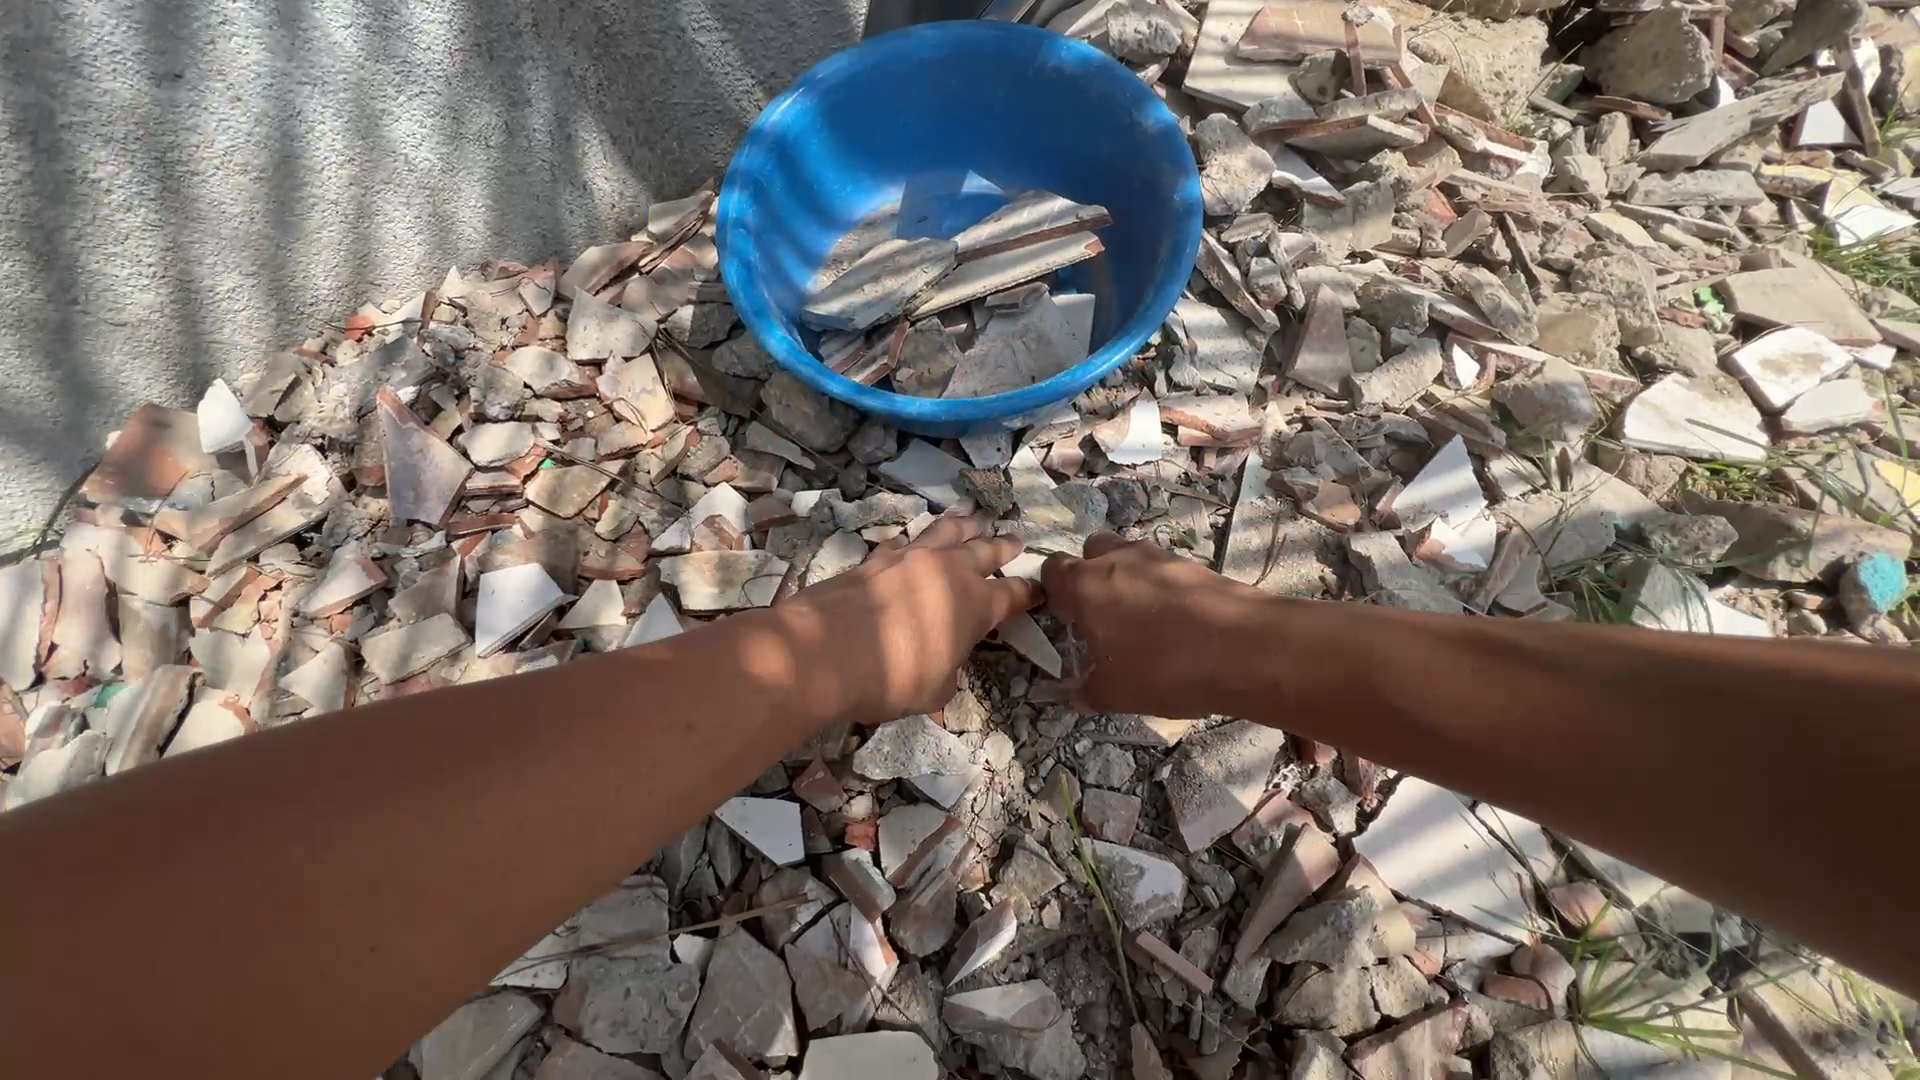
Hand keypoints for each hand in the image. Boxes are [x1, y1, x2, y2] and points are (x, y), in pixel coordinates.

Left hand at [779, 514, 1040, 724]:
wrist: (824, 652)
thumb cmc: (892, 677)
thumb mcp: (935, 690)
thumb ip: (949, 672)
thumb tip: (946, 664)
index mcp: (976, 604)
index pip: (1013, 595)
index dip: (1030, 593)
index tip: (1041, 588)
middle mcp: (949, 571)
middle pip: (985, 551)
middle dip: (1003, 546)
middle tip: (1017, 538)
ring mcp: (910, 559)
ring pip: (946, 533)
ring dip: (963, 526)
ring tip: (972, 517)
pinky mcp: (875, 559)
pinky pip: (904, 543)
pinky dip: (914, 541)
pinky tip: (910, 542)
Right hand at [1042, 532, 1254, 717]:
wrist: (1245, 649)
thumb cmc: (1163, 669)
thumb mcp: (1115, 694)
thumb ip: (1087, 692)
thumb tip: (1074, 696)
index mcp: (1086, 585)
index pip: (1053, 570)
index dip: (1055, 592)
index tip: (1067, 619)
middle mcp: (1119, 559)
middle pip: (1092, 551)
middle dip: (1091, 575)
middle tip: (1102, 614)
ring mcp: (1160, 557)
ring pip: (1131, 557)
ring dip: (1128, 579)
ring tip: (1144, 621)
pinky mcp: (1196, 565)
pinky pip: (1165, 571)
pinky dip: (1164, 589)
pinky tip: (1179, 624)